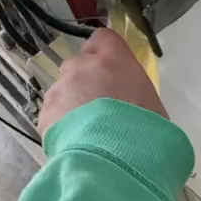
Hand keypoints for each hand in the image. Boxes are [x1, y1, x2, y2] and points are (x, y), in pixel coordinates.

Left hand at [37, 28, 167, 136]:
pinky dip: (62, 130)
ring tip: (88, 137)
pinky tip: (76, 149)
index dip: (106, 55)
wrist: (117, 162)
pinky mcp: (45, 115)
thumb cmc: (147, 134)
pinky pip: (53, 119)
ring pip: (63, 93)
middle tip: (102, 113)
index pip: (104, 39)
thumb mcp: (155, 111)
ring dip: (73, 108)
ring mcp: (60, 90)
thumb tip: (136, 111)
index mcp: (114, 60)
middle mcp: (82, 67)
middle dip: (87, 84)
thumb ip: (139, 99)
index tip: (112, 73)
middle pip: (79, 66)